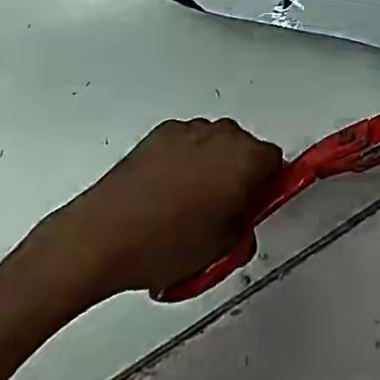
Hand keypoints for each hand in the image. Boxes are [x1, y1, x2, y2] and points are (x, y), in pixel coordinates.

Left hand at [50, 118, 281, 296]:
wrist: (103, 237)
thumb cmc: (161, 242)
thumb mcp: (223, 248)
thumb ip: (245, 225)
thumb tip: (243, 220)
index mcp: (246, 159)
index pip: (276, 162)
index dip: (268, 186)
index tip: (259, 202)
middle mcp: (221, 135)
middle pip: (245, 150)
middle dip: (239, 177)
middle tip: (225, 214)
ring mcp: (188, 132)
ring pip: (214, 146)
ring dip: (209, 169)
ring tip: (188, 212)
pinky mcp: (160, 134)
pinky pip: (184, 144)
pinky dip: (181, 163)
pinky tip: (166, 198)